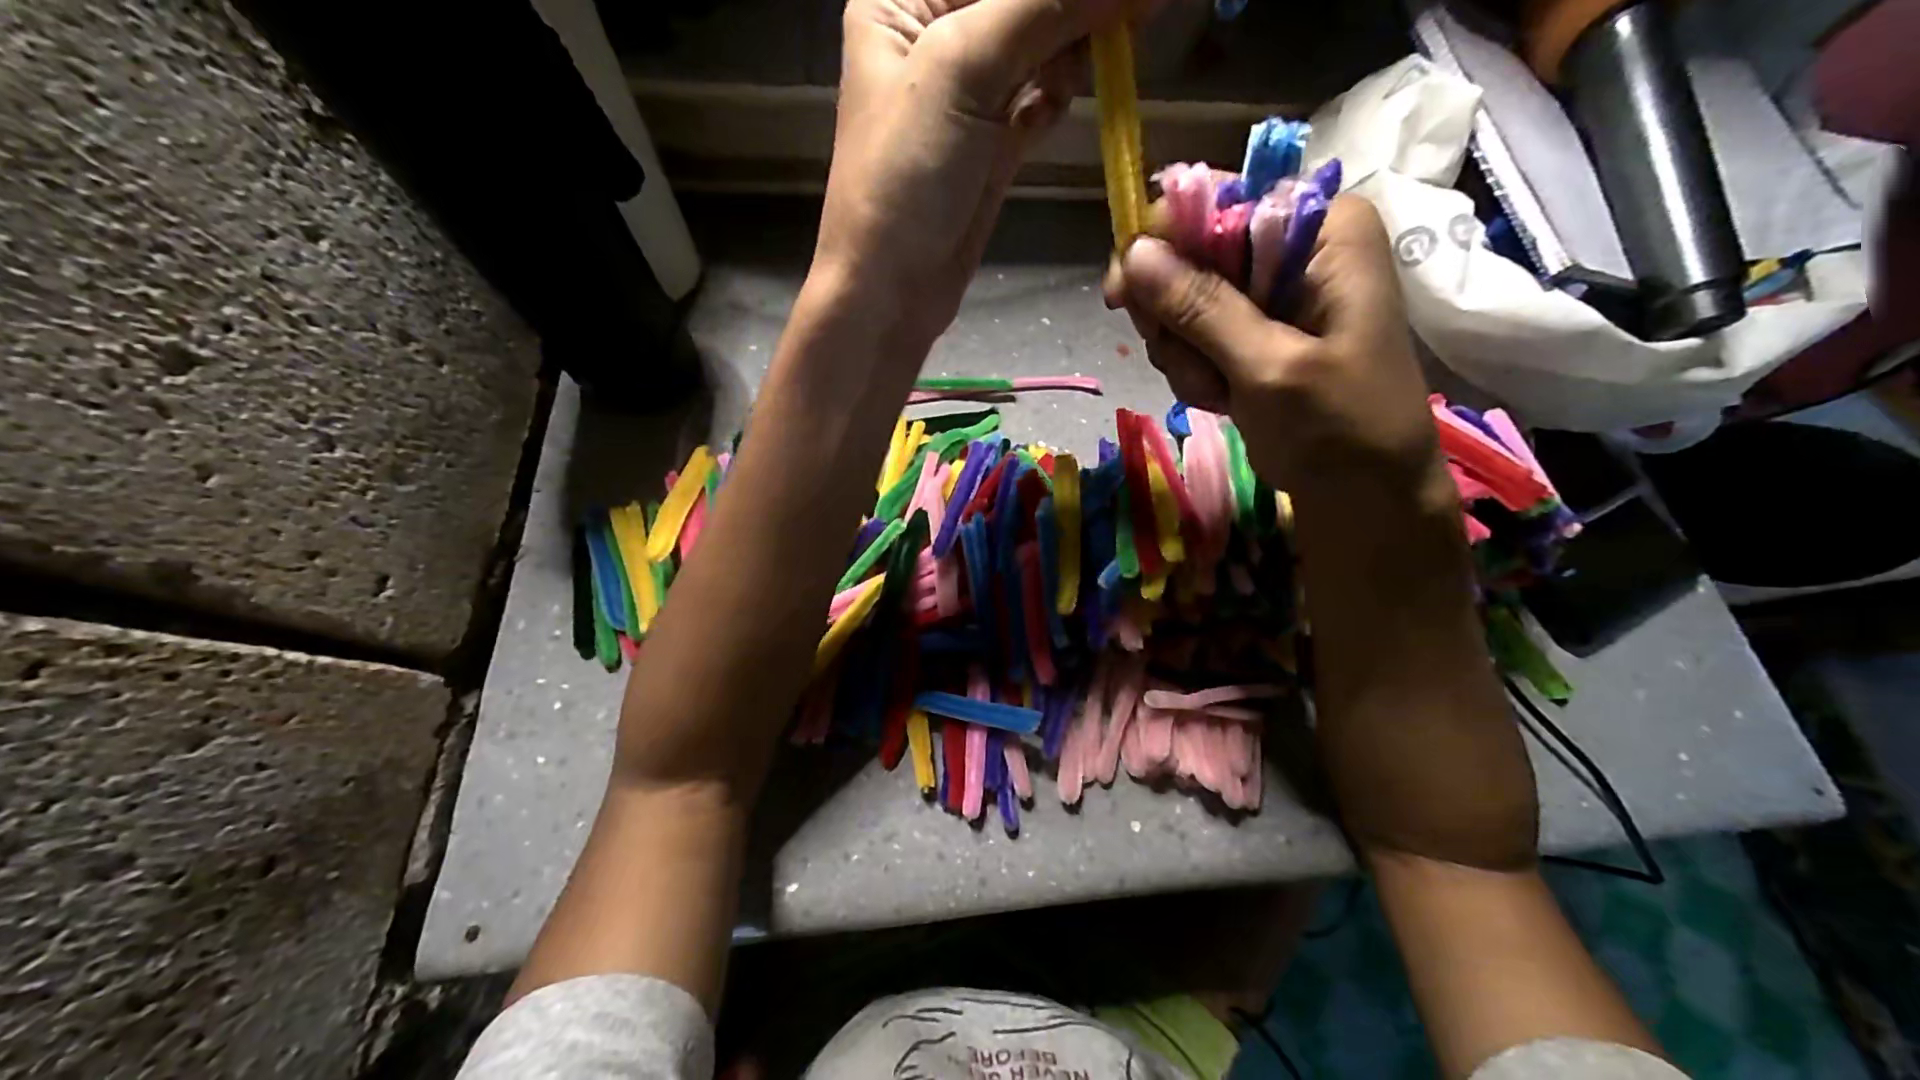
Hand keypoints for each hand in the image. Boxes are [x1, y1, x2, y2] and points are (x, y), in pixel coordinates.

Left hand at [818, 0, 1128, 345]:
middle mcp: (933, 31)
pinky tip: (1046, 113)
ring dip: (1069, 51)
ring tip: (1070, 78)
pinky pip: (1042, 94)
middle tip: (1127, 16)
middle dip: (1071, 8)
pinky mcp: (992, 139)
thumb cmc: (905, 177)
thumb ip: (1048, 5)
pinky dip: (1054, 97)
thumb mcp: (963, 68)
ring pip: (1042, 40)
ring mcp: (966, 90)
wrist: (890, 291)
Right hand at [1112, 196, 1447, 517]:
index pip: (1216, 202)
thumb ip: (1201, 308)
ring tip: (1221, 392)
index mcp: (1321, 229)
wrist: (1364, 492)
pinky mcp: (1250, 330)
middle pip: (1187, 253)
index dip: (1162, 244)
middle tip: (1195, 366)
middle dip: (1177, 319)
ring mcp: (1268, 291)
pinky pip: (1189, 335)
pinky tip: (1222, 398)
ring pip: (1178, 301)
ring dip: (1185, 355)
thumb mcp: (1270, 367)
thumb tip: (1133, 253)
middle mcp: (1293, 247)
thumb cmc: (1340, 427)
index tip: (1123, 298)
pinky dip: (1194, 371)